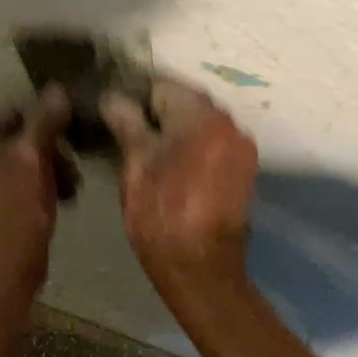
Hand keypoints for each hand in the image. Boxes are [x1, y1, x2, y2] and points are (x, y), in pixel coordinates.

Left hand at [0, 85, 72, 308]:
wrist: (3, 272)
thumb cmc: (12, 209)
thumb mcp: (32, 158)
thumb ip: (45, 120)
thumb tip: (59, 88)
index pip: (12, 108)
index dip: (42, 115)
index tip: (70, 125)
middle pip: (22, 133)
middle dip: (52, 146)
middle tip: (72, 163)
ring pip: (30, 156)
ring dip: (55, 166)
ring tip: (71, 186)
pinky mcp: (2, 200)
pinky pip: (29, 179)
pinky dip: (47, 184)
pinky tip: (66, 198)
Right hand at [100, 78, 258, 285]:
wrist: (202, 271)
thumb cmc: (162, 214)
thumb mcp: (135, 165)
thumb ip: (126, 122)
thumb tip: (113, 97)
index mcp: (201, 115)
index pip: (160, 86)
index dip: (134, 99)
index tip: (116, 118)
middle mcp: (229, 122)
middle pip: (184, 102)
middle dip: (156, 114)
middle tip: (128, 137)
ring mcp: (241, 147)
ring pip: (199, 123)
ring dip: (176, 131)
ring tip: (150, 155)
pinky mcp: (244, 170)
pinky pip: (213, 144)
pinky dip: (194, 148)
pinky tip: (174, 168)